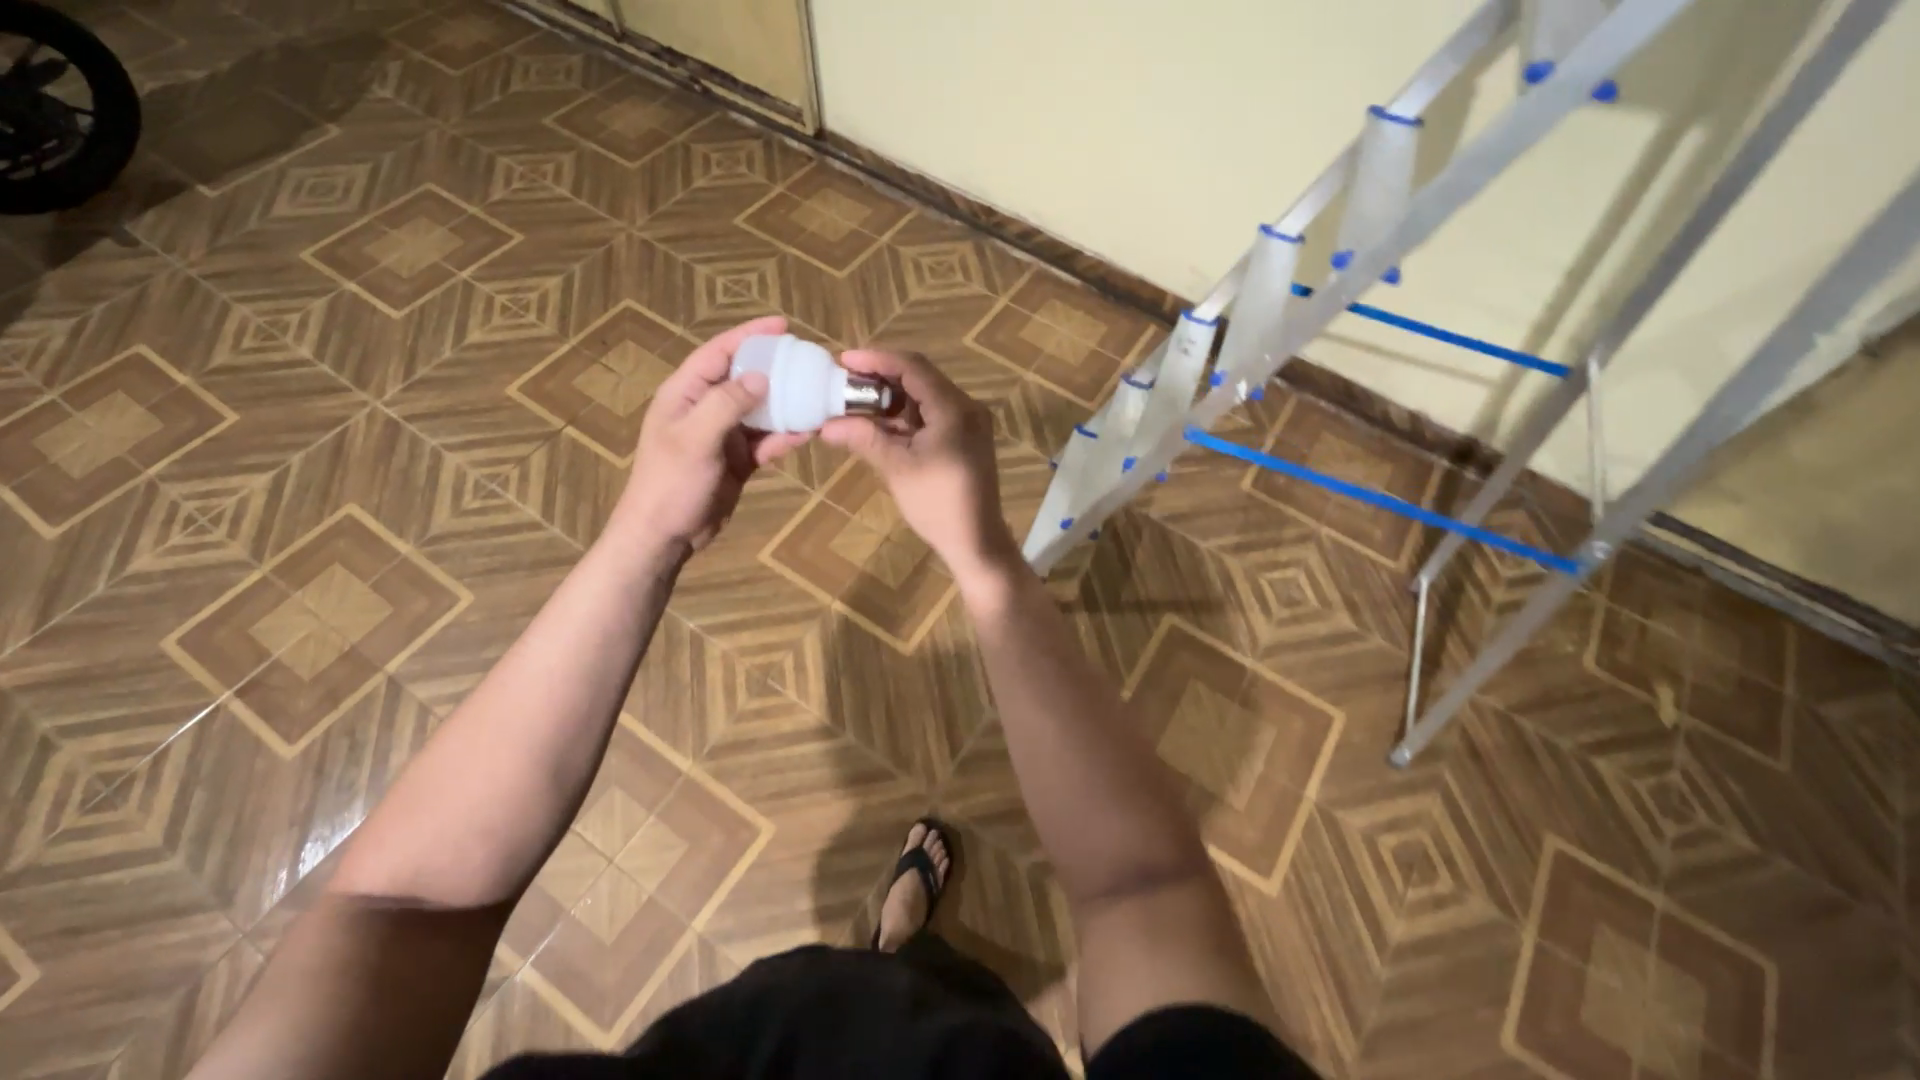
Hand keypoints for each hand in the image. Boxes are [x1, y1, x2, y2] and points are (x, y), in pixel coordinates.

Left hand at [614, 316, 809, 556]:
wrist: (664, 535)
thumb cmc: (670, 483)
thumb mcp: (695, 439)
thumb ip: (726, 404)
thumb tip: (762, 377)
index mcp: (685, 394)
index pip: (719, 352)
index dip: (750, 335)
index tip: (784, 325)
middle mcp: (704, 408)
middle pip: (744, 378)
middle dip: (776, 369)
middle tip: (810, 361)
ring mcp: (722, 435)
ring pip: (760, 410)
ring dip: (786, 404)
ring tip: (817, 395)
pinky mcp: (737, 460)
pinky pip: (765, 441)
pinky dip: (785, 436)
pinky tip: (808, 432)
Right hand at [819, 350, 1020, 586]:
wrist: (976, 541)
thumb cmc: (937, 504)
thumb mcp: (897, 468)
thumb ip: (864, 438)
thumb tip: (826, 425)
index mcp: (954, 408)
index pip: (913, 367)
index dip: (876, 359)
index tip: (843, 361)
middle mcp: (966, 407)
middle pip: (920, 377)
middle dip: (881, 377)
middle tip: (845, 381)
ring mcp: (968, 423)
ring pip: (925, 397)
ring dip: (891, 397)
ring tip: (855, 401)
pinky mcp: (965, 439)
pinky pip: (932, 415)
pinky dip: (906, 416)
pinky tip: (879, 423)